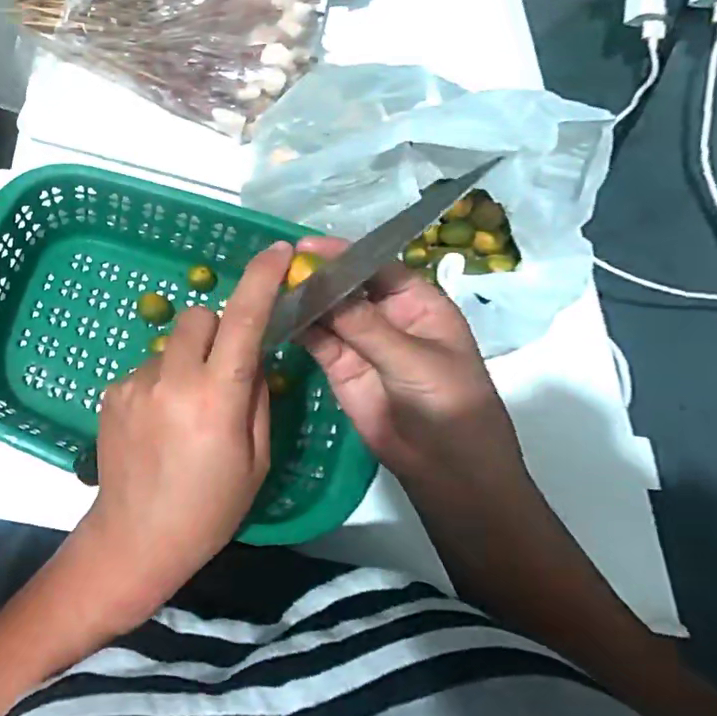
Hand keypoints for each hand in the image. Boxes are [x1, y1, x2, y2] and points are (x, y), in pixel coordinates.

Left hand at [73, 242, 293, 627]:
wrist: (136, 532)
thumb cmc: (209, 507)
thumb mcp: (255, 459)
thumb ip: (255, 398)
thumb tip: (251, 357)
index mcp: (216, 396)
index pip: (243, 321)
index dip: (260, 281)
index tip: (274, 253)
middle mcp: (170, 378)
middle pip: (197, 318)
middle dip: (217, 330)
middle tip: (223, 368)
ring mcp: (133, 382)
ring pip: (169, 347)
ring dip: (185, 362)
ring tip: (183, 412)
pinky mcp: (109, 391)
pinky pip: (145, 370)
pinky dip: (159, 383)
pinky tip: (156, 424)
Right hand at [292, 236, 523, 485]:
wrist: (445, 468)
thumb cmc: (450, 407)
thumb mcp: (414, 362)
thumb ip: (366, 326)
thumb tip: (322, 291)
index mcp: (419, 306)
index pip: (378, 268)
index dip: (345, 255)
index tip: (306, 247)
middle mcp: (387, 317)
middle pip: (346, 286)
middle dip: (316, 275)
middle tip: (276, 265)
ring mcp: (360, 342)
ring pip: (325, 311)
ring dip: (300, 299)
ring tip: (266, 286)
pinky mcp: (338, 366)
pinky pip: (313, 339)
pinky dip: (292, 327)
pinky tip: (270, 315)